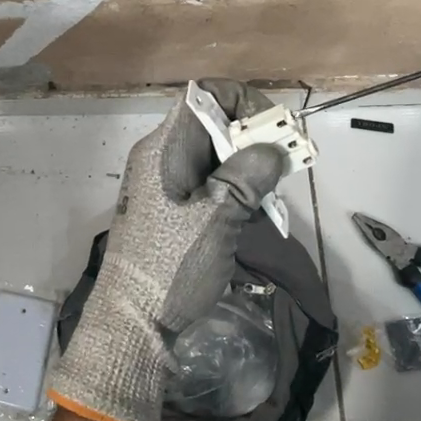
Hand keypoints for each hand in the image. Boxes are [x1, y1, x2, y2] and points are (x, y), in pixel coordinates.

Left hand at [46, 79, 285, 420]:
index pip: (204, 97)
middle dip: (253, 137)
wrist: (133, 324)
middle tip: (287, 163)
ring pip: (215, 155)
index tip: (275, 128)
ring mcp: (166, 184)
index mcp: (163, 149)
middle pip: (213, 125)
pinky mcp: (173, 209)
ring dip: (249, 167)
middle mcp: (162, 157)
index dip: (243, 102)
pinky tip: (258, 213)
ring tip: (277, 191)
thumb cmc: (170, 266)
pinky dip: (236, 190)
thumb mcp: (215, 219)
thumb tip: (274, 148)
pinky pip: (210, 183)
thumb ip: (246, 178)